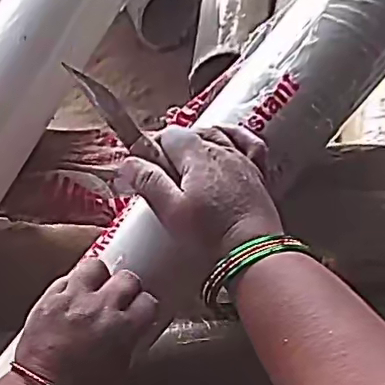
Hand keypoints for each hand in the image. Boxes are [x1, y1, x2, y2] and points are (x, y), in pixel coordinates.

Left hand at [16, 257, 162, 384]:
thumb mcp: (121, 369)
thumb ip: (130, 341)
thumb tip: (133, 329)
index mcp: (124, 328)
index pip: (148, 302)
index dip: (143, 307)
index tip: (139, 311)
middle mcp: (102, 308)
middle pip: (126, 278)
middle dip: (125, 288)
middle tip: (119, 299)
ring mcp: (73, 299)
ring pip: (95, 267)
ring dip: (98, 277)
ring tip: (93, 290)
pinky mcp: (49, 299)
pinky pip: (65, 279)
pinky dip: (70, 286)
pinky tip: (70, 299)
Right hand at [116, 125, 282, 256]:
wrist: (252, 250)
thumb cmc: (211, 233)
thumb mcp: (171, 210)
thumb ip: (149, 181)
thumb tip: (128, 162)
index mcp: (196, 154)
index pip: (167, 136)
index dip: (150, 148)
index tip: (141, 168)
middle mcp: (221, 149)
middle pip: (190, 135)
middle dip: (171, 149)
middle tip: (159, 175)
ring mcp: (242, 159)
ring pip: (215, 135)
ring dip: (198, 143)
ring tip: (186, 163)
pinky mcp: (256, 174)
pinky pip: (247, 143)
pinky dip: (233, 139)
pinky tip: (227, 144)